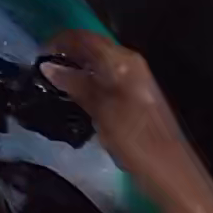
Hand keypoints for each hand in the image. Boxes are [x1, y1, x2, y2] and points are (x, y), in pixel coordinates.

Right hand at [41, 30, 203, 199]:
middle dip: (67, 52)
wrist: (174, 175)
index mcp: (123, 60)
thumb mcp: (101, 111)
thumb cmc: (136, 140)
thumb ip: (75, 84)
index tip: (38, 53)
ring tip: (53, 80)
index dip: (60, 40)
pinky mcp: (135, 95)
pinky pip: (106, 75)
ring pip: (98, 61)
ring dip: (76, 66)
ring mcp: (135, 78)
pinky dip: (88, 78)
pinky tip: (75, 93)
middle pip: (92, 46)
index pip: (85, 37)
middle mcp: (130, 62)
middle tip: (42, 66)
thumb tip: (47, 65)